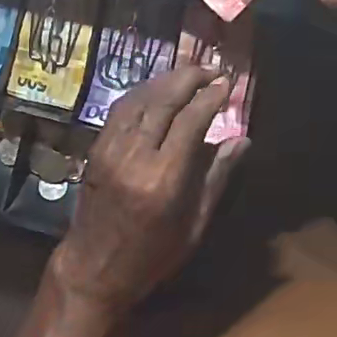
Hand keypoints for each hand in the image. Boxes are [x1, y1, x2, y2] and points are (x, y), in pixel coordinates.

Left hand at [48, 65, 249, 317]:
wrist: (93, 267)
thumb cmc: (152, 254)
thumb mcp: (194, 224)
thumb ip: (218, 177)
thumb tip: (243, 140)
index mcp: (164, 179)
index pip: (190, 121)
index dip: (210, 97)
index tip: (227, 84)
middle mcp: (135, 155)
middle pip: (164, 100)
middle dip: (190, 78)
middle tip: (211, 69)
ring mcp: (111, 147)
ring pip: (141, 98)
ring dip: (166, 79)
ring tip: (190, 73)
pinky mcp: (97, 146)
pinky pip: (122, 108)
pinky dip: (143, 92)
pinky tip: (159, 88)